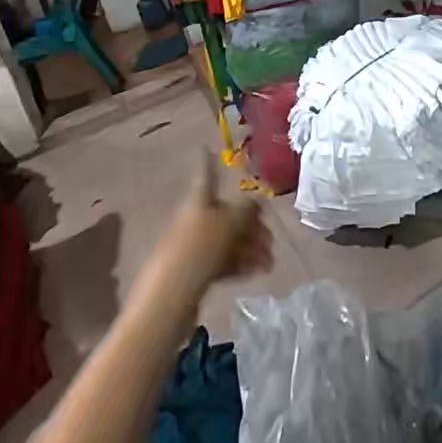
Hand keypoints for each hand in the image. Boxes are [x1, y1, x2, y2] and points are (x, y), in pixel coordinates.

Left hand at [144, 153, 273, 298]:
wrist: (170, 295)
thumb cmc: (199, 248)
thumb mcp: (229, 224)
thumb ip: (246, 211)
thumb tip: (256, 204)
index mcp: (198, 200)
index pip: (205, 175)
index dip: (207, 162)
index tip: (205, 147)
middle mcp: (194, 218)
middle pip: (225, 214)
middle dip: (250, 224)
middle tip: (271, 237)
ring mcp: (194, 246)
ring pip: (227, 240)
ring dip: (250, 247)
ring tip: (270, 261)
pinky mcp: (196, 271)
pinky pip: (223, 261)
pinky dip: (240, 263)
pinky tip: (257, 271)